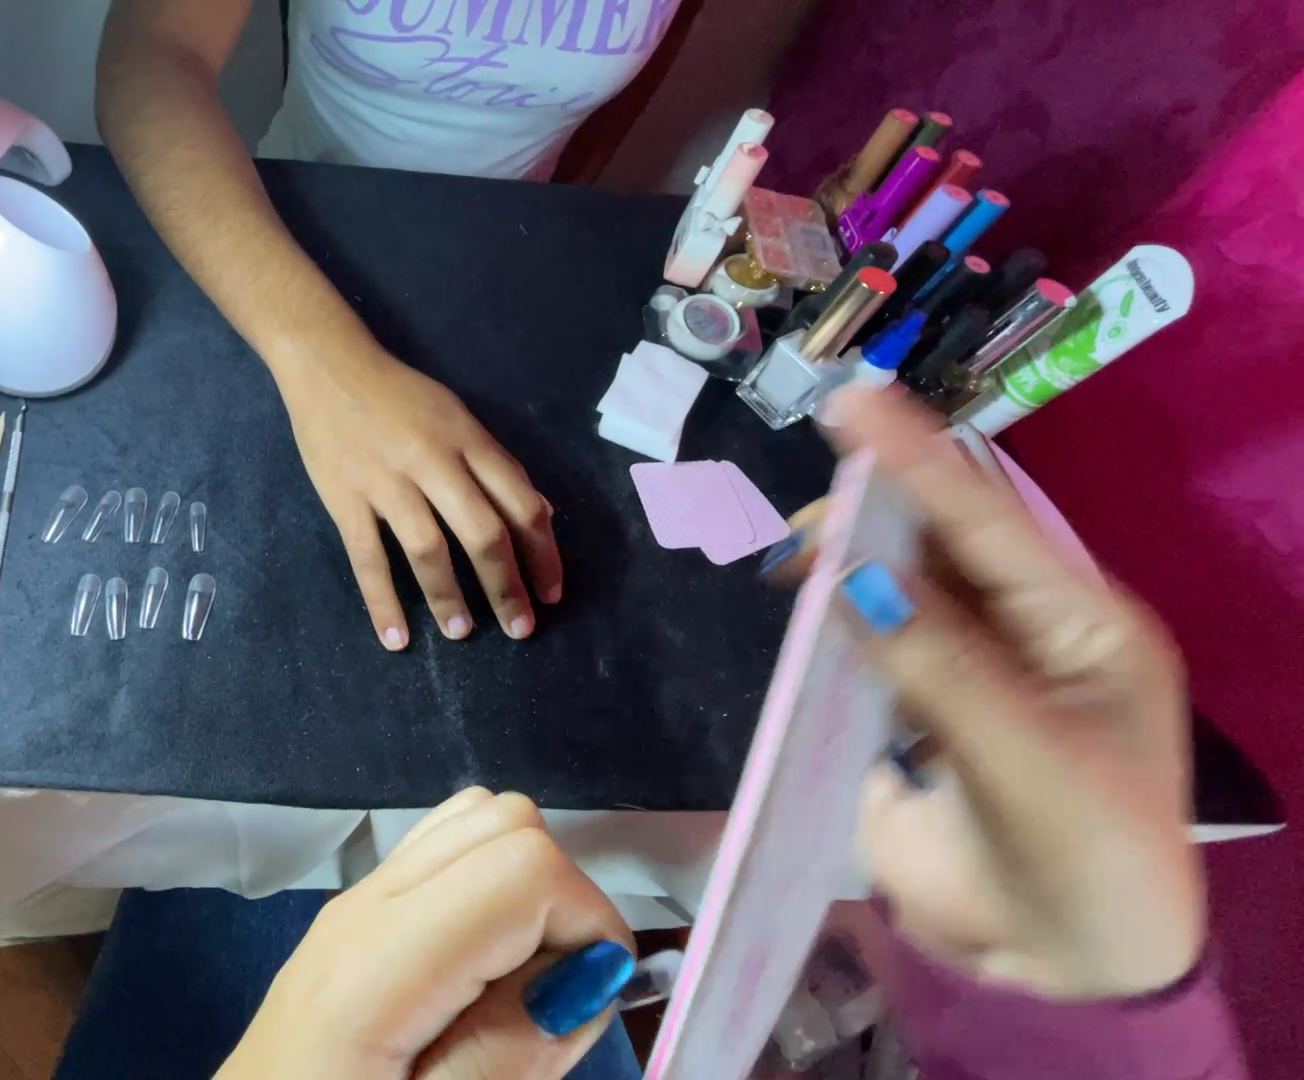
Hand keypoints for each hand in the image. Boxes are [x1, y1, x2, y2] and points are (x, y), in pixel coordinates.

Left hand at [218, 788, 632, 1079]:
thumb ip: (510, 1054)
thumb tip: (590, 970)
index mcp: (377, 961)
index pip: (520, 864)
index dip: (585, 922)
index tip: (587, 1000)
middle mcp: (367, 901)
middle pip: (504, 820)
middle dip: (561, 898)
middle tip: (550, 997)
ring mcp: (361, 894)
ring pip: (478, 817)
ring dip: (527, 883)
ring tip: (516, 979)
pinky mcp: (364, 904)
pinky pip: (448, 844)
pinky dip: (491, 876)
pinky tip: (480, 956)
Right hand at [278, 342, 560, 648]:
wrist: (329, 366)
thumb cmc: (400, 395)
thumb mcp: (458, 416)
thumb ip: (495, 465)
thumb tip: (541, 513)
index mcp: (468, 440)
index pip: (519, 503)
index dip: (543, 554)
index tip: (551, 593)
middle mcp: (433, 461)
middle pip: (482, 533)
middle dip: (506, 588)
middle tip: (520, 629)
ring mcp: (386, 482)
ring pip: (427, 550)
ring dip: (449, 598)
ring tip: (463, 633)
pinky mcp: (344, 499)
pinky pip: (367, 559)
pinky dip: (382, 602)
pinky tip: (396, 638)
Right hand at [803, 388, 1204, 999]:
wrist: (1044, 957)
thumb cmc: (1077, 861)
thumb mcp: (1029, 764)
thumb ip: (939, 667)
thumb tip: (852, 578)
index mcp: (1080, 628)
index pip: (987, 522)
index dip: (917, 460)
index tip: (853, 404)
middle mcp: (1018, 628)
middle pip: (933, 539)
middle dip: (867, 516)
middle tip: (803, 531)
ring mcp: (956, 660)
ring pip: (887, 580)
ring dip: (839, 563)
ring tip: (789, 567)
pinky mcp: (902, 695)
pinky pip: (858, 631)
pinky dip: (825, 611)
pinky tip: (802, 603)